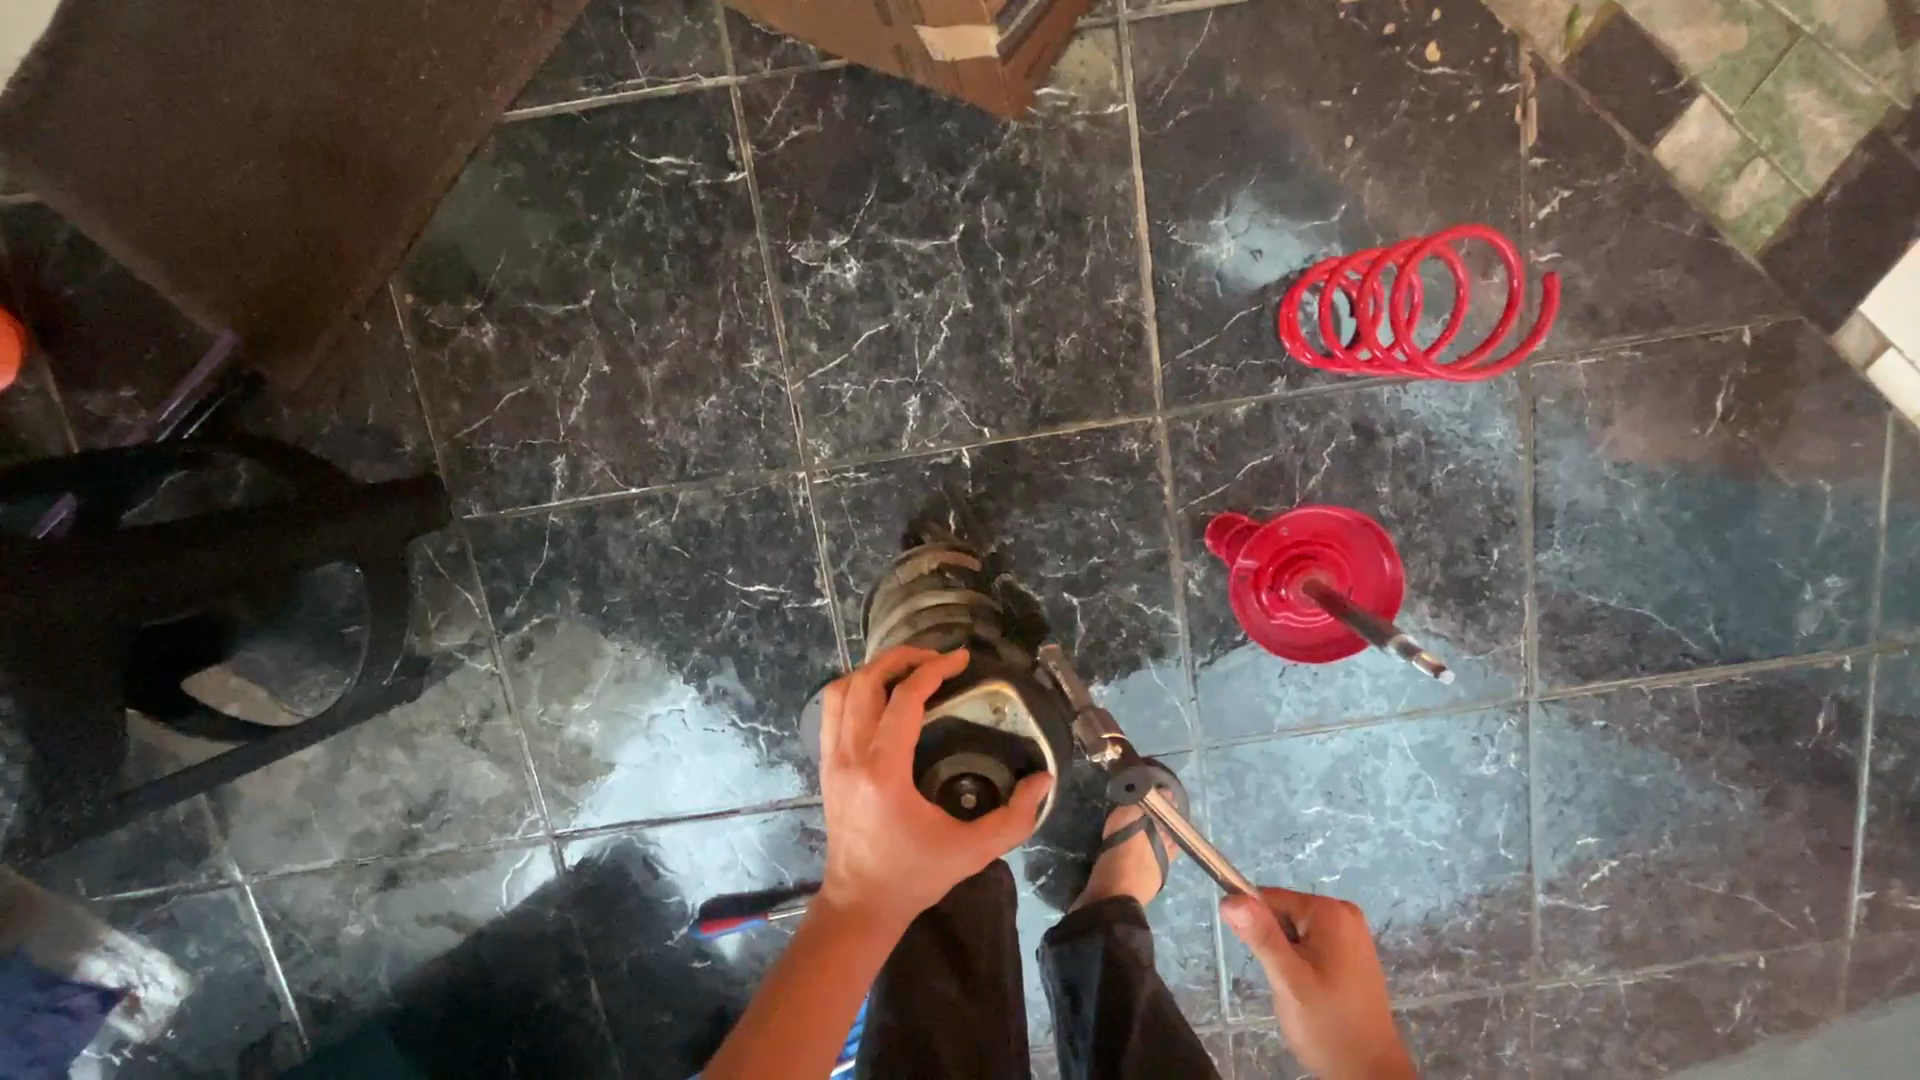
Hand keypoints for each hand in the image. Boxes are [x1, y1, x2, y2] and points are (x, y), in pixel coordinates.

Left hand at [816, 646, 1051, 929]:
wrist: (860, 904)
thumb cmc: (914, 876)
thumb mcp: (972, 851)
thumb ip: (1014, 817)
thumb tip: (1044, 779)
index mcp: (884, 772)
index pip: (904, 699)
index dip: (933, 670)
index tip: (961, 658)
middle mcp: (850, 756)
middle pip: (865, 682)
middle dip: (901, 658)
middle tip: (936, 657)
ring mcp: (832, 760)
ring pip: (840, 691)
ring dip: (873, 671)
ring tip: (907, 670)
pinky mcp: (826, 767)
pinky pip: (829, 711)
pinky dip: (853, 690)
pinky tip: (880, 697)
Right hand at [1222, 887, 1414, 1079]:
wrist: (1370, 1074)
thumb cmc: (1328, 1026)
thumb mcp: (1288, 980)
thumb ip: (1261, 936)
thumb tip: (1229, 899)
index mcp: (1329, 912)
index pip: (1269, 899)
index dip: (1258, 929)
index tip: (1264, 962)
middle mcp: (1344, 913)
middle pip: (1283, 913)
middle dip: (1276, 945)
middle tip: (1286, 981)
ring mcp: (1352, 933)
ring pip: (1294, 931)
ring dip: (1288, 957)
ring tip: (1300, 989)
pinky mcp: (1353, 952)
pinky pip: (1312, 944)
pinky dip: (1304, 964)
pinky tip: (1314, 991)